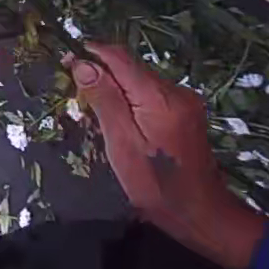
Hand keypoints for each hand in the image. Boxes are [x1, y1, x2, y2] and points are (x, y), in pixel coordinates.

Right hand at [71, 45, 266, 268]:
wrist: (202, 214)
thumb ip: (105, 101)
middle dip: (102, 70)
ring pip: (141, 78)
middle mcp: (175, 90)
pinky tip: (120, 116)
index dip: (92, 54)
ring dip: (116, 84)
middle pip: (131, 66)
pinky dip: (131, 96)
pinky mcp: (186, 110)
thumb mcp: (123, 145)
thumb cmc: (156, 186)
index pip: (120, 58)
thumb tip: (83, 65)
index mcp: (159, 97)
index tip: (67, 61)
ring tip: (93, 104)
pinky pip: (152, 92)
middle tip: (75, 88)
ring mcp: (184, 99)